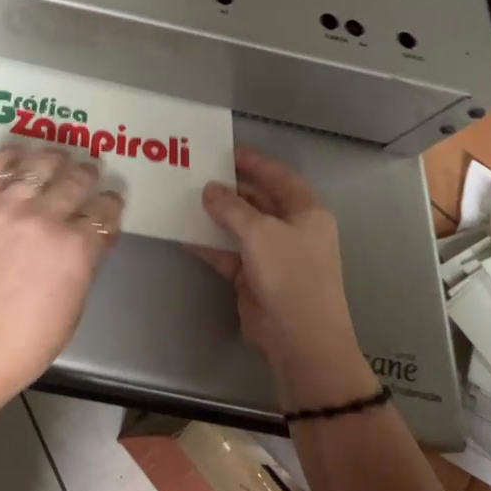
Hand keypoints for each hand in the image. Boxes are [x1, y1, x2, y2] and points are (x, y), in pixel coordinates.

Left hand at [0, 145, 124, 401]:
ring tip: (59, 153)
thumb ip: (85, 263)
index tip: (112, 199)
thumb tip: (93, 238)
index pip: (105, 210)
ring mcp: (9, 208)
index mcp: (77, 246)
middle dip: (88, 173)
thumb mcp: (75, 303)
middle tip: (91, 168)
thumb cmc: (31, 339)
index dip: (112, 202)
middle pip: (76, 180)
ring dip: (55, 156)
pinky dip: (8, 155)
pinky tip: (18, 151)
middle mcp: (46, 218)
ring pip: (39, 165)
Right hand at [189, 148, 379, 407]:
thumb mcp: (260, 233)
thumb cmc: (291, 276)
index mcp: (306, 212)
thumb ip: (231, 207)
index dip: (254, 161)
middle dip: (228, 188)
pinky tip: (183, 232)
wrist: (301, 341)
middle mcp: (291, 229)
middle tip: (195, 172)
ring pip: (239, 226)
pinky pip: (226, 251)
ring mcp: (272, 254)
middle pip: (257, 199)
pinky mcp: (253, 276)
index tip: (225, 150)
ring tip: (184, 197)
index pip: (279, 176)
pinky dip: (208, 243)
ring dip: (215, 215)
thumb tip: (209, 189)